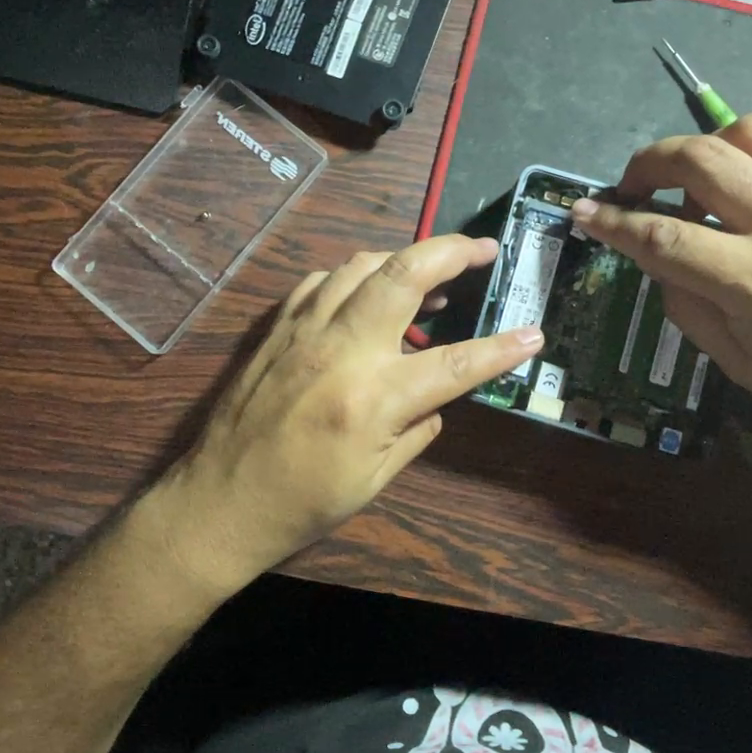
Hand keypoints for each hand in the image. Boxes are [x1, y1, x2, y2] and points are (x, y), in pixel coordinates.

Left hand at [160, 234, 543, 590]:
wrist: (218, 501)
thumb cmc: (303, 503)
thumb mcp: (376, 480)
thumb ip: (418, 429)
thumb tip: (439, 394)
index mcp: (372, 400)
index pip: (455, 363)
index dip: (501, 348)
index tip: (533, 333)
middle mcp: (341, 350)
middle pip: (404, 274)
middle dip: (451, 251)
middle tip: (482, 249)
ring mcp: (304, 331)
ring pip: (361, 265)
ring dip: (403, 259)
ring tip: (431, 274)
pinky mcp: (277, 327)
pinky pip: (322, 281)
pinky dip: (355, 277)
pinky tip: (367, 294)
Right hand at [571, 116, 751, 454]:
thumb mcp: (737, 363)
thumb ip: (685, 303)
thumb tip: (656, 256)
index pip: (664, 237)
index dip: (613, 222)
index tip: (582, 212)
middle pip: (701, 159)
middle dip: (647, 164)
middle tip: (630, 189)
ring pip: (747, 132)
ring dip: (700, 147)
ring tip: (686, 182)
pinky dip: (743, 156)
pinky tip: (736, 191)